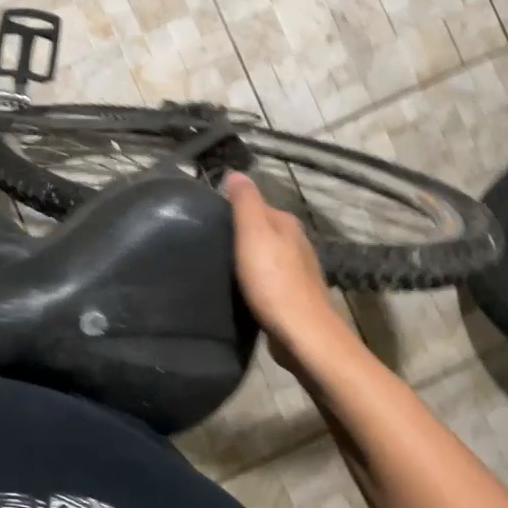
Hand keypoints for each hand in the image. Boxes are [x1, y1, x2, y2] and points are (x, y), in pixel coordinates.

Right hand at [224, 172, 363, 368]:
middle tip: (206, 243)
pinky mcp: (293, 296)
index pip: (255, 205)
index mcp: (287, 224)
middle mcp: (297, 242)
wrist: (302, 334)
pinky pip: (268, 278)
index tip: (205, 220)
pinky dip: (254, 278)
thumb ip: (245, 202)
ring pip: (265, 254)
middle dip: (238, 234)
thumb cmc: (273, 281)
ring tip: (218, 265)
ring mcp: (298, 270)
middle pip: (261, 229)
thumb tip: (236, 173)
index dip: (230, 210)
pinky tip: (239, 287)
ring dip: (246, 257)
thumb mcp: (253, 233)